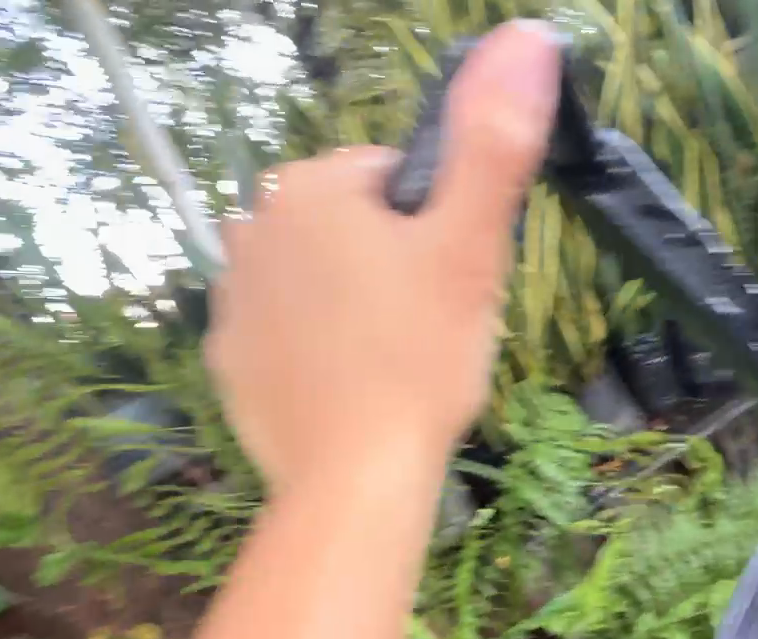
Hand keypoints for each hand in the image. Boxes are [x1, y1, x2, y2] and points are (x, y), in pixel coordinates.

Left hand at [205, 21, 560, 491]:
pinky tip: (347, 391)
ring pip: (317, 284)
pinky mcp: (228, 362)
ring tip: (391, 366)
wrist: (355, 476)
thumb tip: (528, 37)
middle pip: (349, 232)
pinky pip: (283, 336)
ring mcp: (232, 299)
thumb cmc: (419, 359)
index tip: (451, 286)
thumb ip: (493, 146)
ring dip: (354, 309)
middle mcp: (254, 228)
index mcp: (312, 189)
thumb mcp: (470, 250)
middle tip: (428, 332)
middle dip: (392, 269)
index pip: (388, 182)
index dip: (433, 232)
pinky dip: (315, 354)